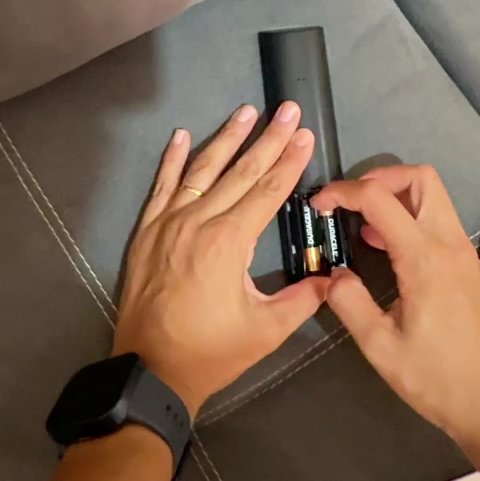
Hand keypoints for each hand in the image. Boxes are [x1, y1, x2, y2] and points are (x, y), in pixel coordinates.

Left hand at [112, 102, 331, 415]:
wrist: (149, 370)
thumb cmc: (211, 352)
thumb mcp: (266, 331)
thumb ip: (302, 300)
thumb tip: (331, 279)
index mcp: (230, 241)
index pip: (268, 191)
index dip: (290, 161)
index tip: (305, 135)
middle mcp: (199, 221)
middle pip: (241, 171)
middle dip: (268, 138)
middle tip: (286, 110)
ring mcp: (168, 222)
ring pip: (202, 170)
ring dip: (226, 139)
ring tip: (246, 112)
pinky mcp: (147, 230)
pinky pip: (162, 186)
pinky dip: (172, 159)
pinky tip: (183, 136)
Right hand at [312, 165, 479, 451]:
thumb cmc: (439, 380)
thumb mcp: (381, 347)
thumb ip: (349, 302)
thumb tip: (332, 274)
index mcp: (424, 258)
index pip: (379, 198)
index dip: (342, 192)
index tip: (318, 206)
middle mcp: (449, 244)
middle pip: (420, 177)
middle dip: (379, 177)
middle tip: (350, 201)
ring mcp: (464, 255)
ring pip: (433, 197)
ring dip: (396, 197)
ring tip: (362, 228)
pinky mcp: (469, 269)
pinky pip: (438, 223)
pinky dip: (410, 219)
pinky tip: (387, 251)